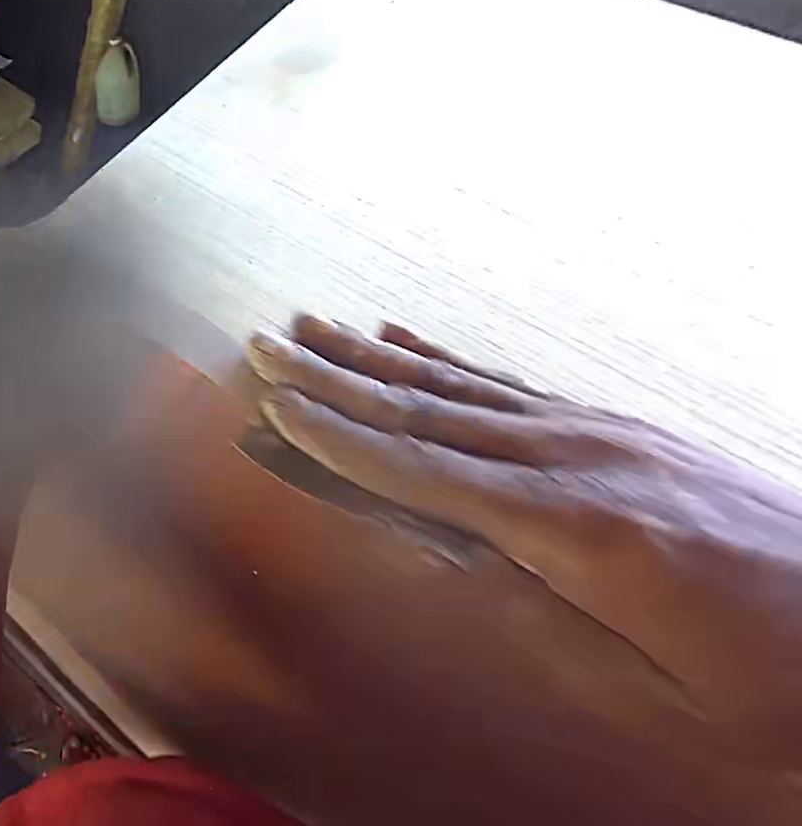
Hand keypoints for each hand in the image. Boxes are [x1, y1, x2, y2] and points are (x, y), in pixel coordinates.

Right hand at [248, 314, 801, 761]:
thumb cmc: (785, 688)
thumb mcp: (655, 690)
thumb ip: (525, 613)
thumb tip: (425, 551)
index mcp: (571, 525)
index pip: (412, 467)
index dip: (332, 435)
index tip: (273, 405)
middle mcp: (572, 459)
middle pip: (417, 406)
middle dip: (326, 375)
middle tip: (265, 345)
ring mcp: (596, 432)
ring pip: (449, 381)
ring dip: (364, 353)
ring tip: (309, 326)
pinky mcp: (615, 424)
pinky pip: (504, 380)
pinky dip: (437, 353)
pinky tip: (395, 333)